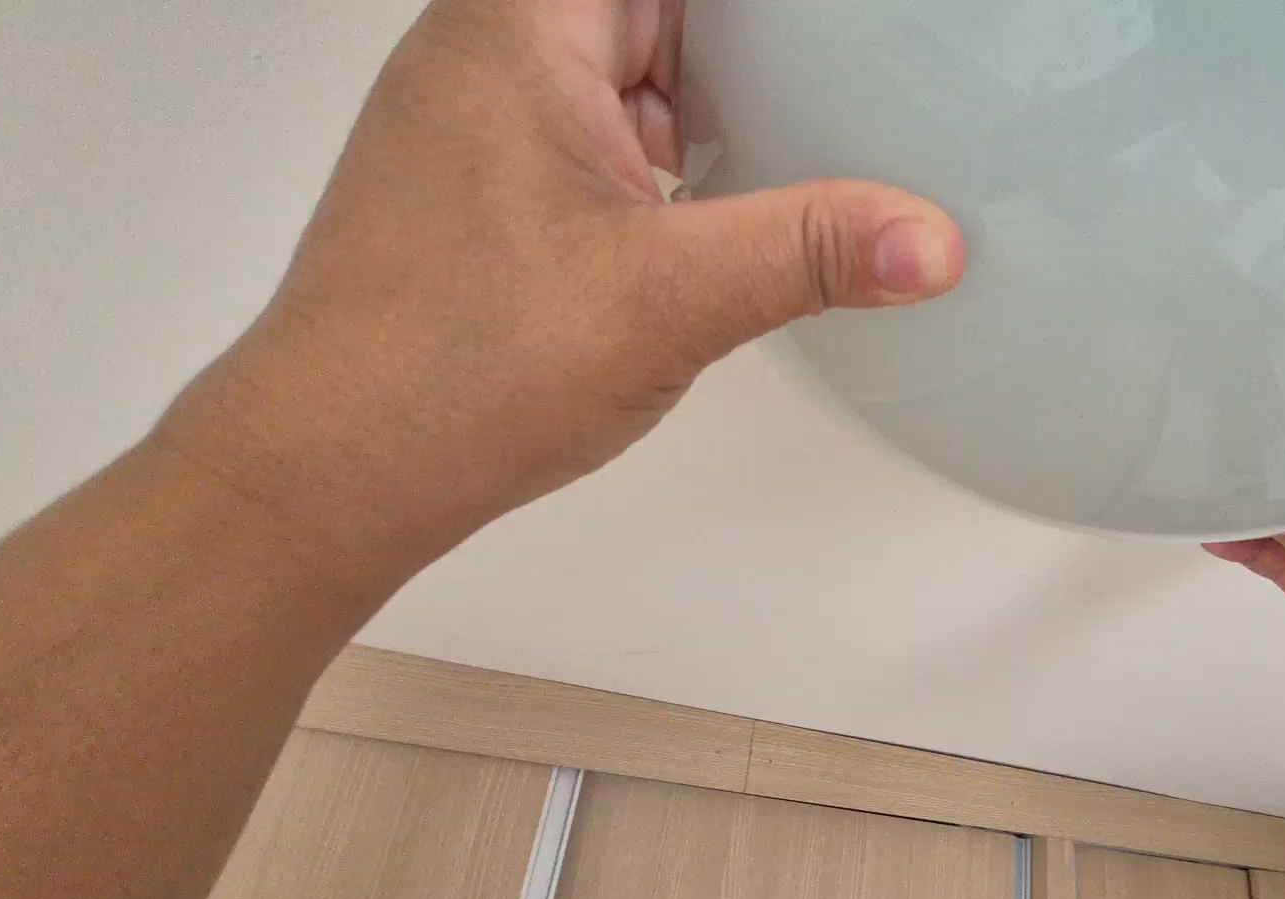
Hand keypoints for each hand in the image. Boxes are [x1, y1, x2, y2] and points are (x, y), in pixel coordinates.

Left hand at [154, 0, 963, 579]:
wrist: (347, 468)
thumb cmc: (477, 367)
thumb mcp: (666, 299)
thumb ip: (806, 253)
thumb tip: (937, 242)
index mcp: (523, 24)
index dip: (768, 11)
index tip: (849, 29)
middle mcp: (497, 52)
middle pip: (655, 11)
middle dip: (757, 44)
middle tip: (849, 73)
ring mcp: (495, 130)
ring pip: (632, 76)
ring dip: (713, 103)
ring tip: (810, 131)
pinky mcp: (503, 199)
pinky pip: (611, 142)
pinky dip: (676, 161)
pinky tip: (723, 208)